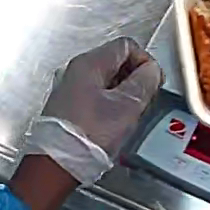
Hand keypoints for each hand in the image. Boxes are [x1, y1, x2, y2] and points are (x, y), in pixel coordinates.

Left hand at [21, 37, 163, 186]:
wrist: (57, 164)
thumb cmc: (87, 135)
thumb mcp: (127, 106)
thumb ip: (144, 82)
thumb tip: (151, 70)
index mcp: (89, 63)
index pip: (126, 46)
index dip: (145, 61)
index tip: (153, 81)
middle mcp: (75, 70)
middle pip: (115, 61)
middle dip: (135, 78)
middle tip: (144, 99)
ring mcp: (69, 88)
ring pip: (106, 79)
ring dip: (123, 93)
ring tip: (129, 114)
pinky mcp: (67, 106)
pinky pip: (95, 95)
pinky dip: (109, 103)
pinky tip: (113, 123)